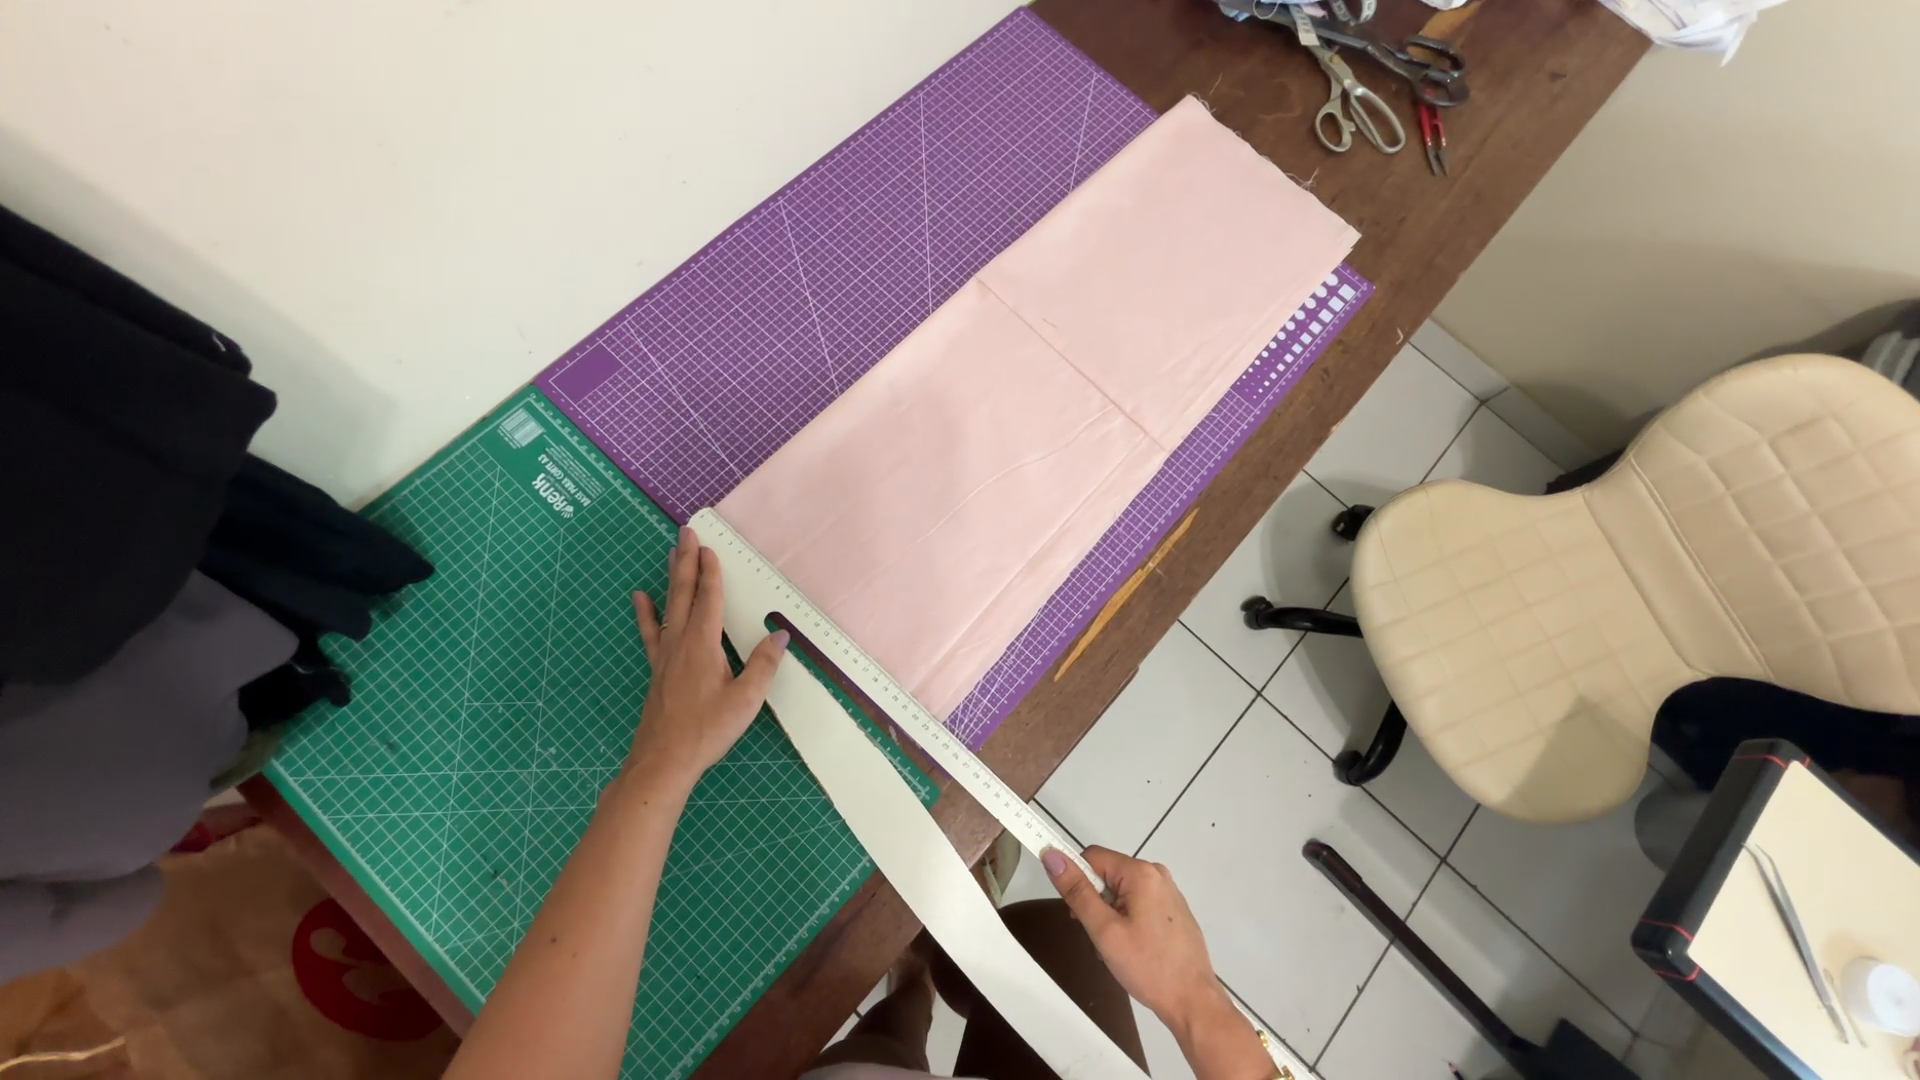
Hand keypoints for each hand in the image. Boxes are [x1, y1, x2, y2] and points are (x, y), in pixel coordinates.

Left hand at [627, 526, 788, 785]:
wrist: (663, 760)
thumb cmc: (707, 730)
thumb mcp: (745, 699)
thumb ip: (763, 664)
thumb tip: (780, 633)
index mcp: (703, 645)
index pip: (709, 599)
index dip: (710, 572)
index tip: (708, 546)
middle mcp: (680, 642)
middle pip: (683, 593)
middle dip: (686, 561)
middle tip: (685, 532)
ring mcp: (664, 654)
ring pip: (667, 605)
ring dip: (670, 577)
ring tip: (669, 552)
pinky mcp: (657, 668)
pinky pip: (651, 631)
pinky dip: (646, 611)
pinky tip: (640, 597)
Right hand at [1042, 846, 1218, 1025]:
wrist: (1194, 1002)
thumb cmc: (1148, 967)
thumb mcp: (1104, 931)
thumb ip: (1076, 891)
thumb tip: (1052, 855)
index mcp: (1140, 872)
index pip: (1092, 857)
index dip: (1077, 881)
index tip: (1075, 913)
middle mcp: (1156, 874)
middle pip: (1107, 875)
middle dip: (1094, 902)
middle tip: (1098, 936)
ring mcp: (1168, 892)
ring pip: (1121, 892)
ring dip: (1109, 915)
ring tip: (1115, 948)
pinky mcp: (1173, 909)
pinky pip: (1138, 903)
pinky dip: (1127, 920)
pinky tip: (1132, 949)